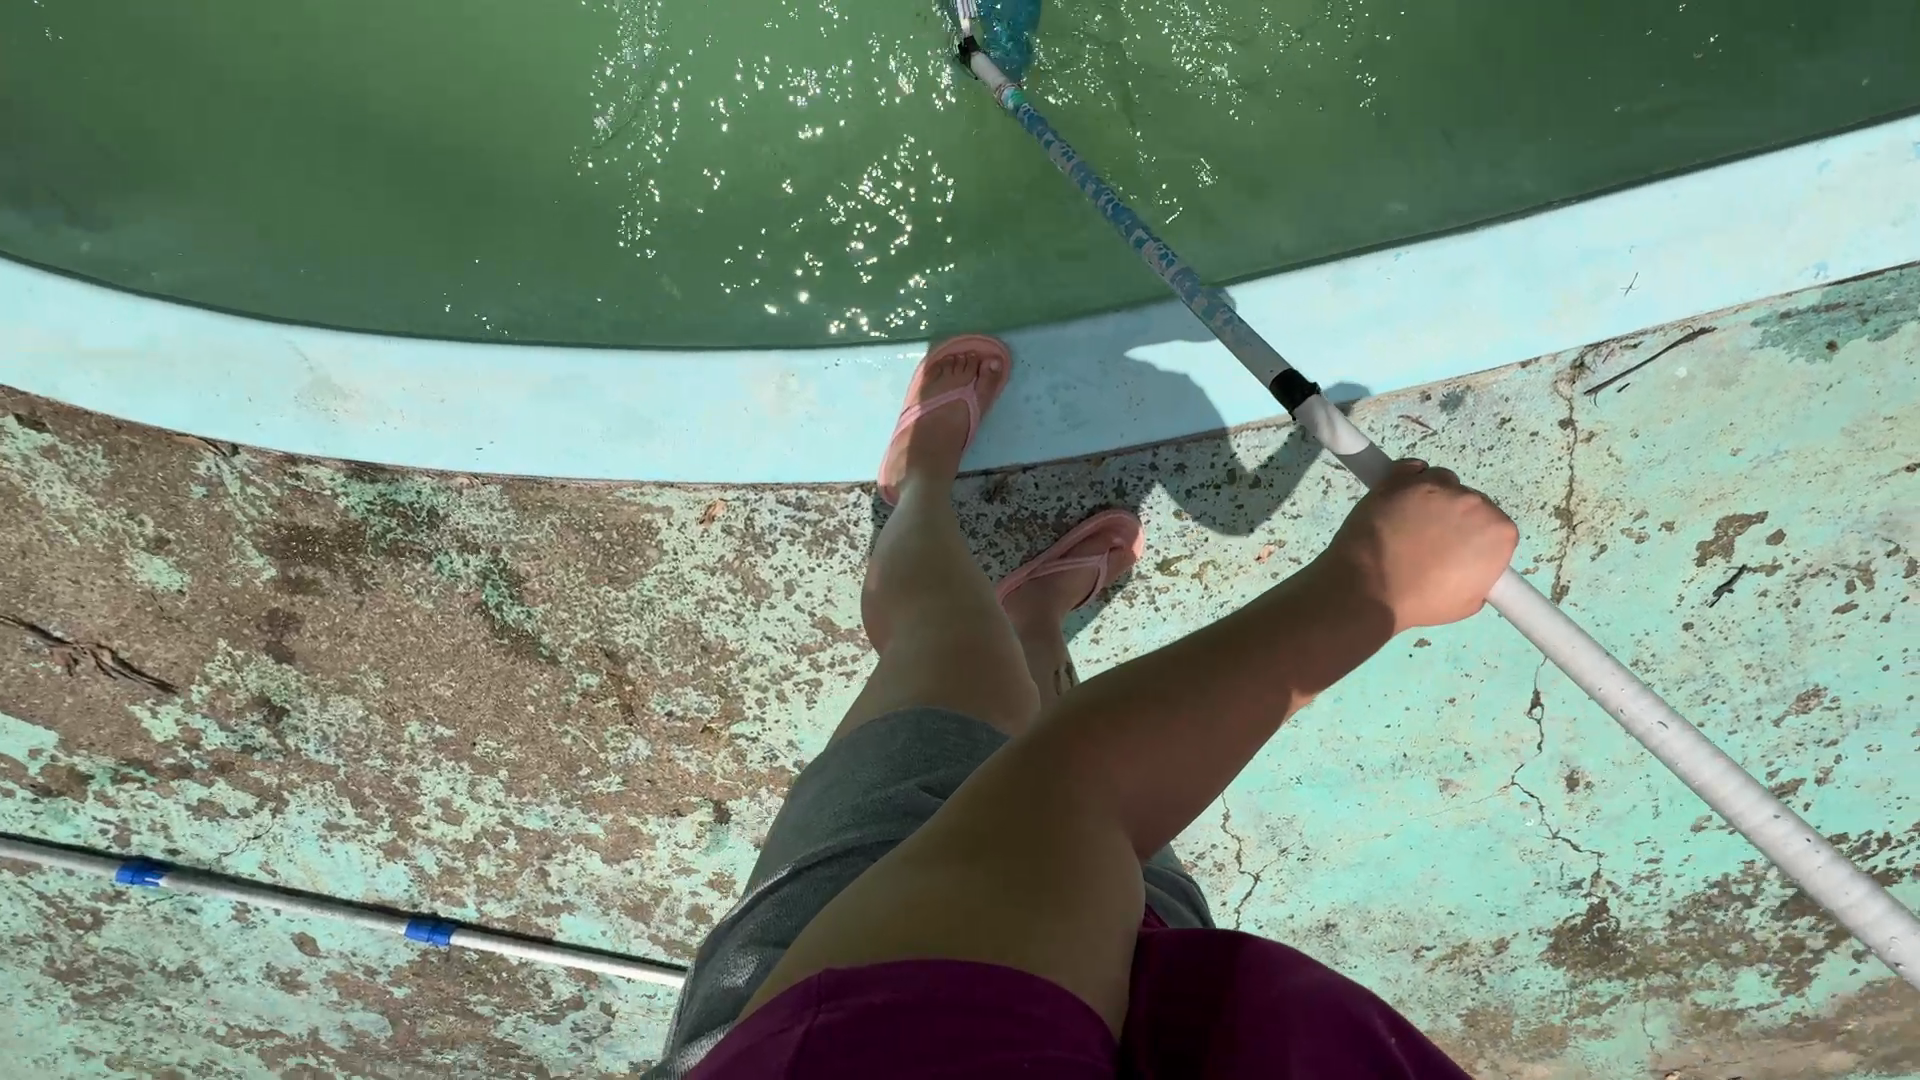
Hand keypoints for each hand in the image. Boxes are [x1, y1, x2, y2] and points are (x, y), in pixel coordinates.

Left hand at [1318, 459, 1518, 632]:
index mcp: (1499, 532)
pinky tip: (1398, 495)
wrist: (1367, 590)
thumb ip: (1480, 571)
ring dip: (1428, 496)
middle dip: (1449, 516)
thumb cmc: (1419, 602)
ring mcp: (1434, 488)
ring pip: (1439, 481)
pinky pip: (1410, 468)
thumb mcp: (1469, 600)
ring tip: (1404, 521)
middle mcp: (1474, 503)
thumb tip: (1470, 562)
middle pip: (1466, 500)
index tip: (1452, 546)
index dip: (1469, 535)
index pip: (1491, 524)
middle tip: (1422, 538)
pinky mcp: (1398, 480)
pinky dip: (1406, 478)